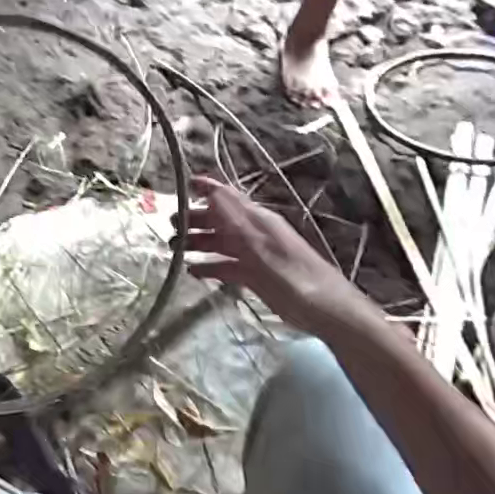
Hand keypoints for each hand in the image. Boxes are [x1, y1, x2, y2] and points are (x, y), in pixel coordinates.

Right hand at [184, 176, 376, 335]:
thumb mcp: (262, 248)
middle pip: (221, 219)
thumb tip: (213, 193)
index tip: (183, 184)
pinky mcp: (255, 276)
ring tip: (173, 249)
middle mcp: (254, 233)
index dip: (206, 188)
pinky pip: (227, 266)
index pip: (228, 197)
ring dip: (199, 242)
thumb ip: (237, 222)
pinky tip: (193, 272)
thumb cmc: (294, 277)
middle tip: (170, 226)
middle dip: (195, 219)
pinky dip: (210, 266)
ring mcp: (255, 255)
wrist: (324, 309)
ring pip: (222, 242)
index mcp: (258, 221)